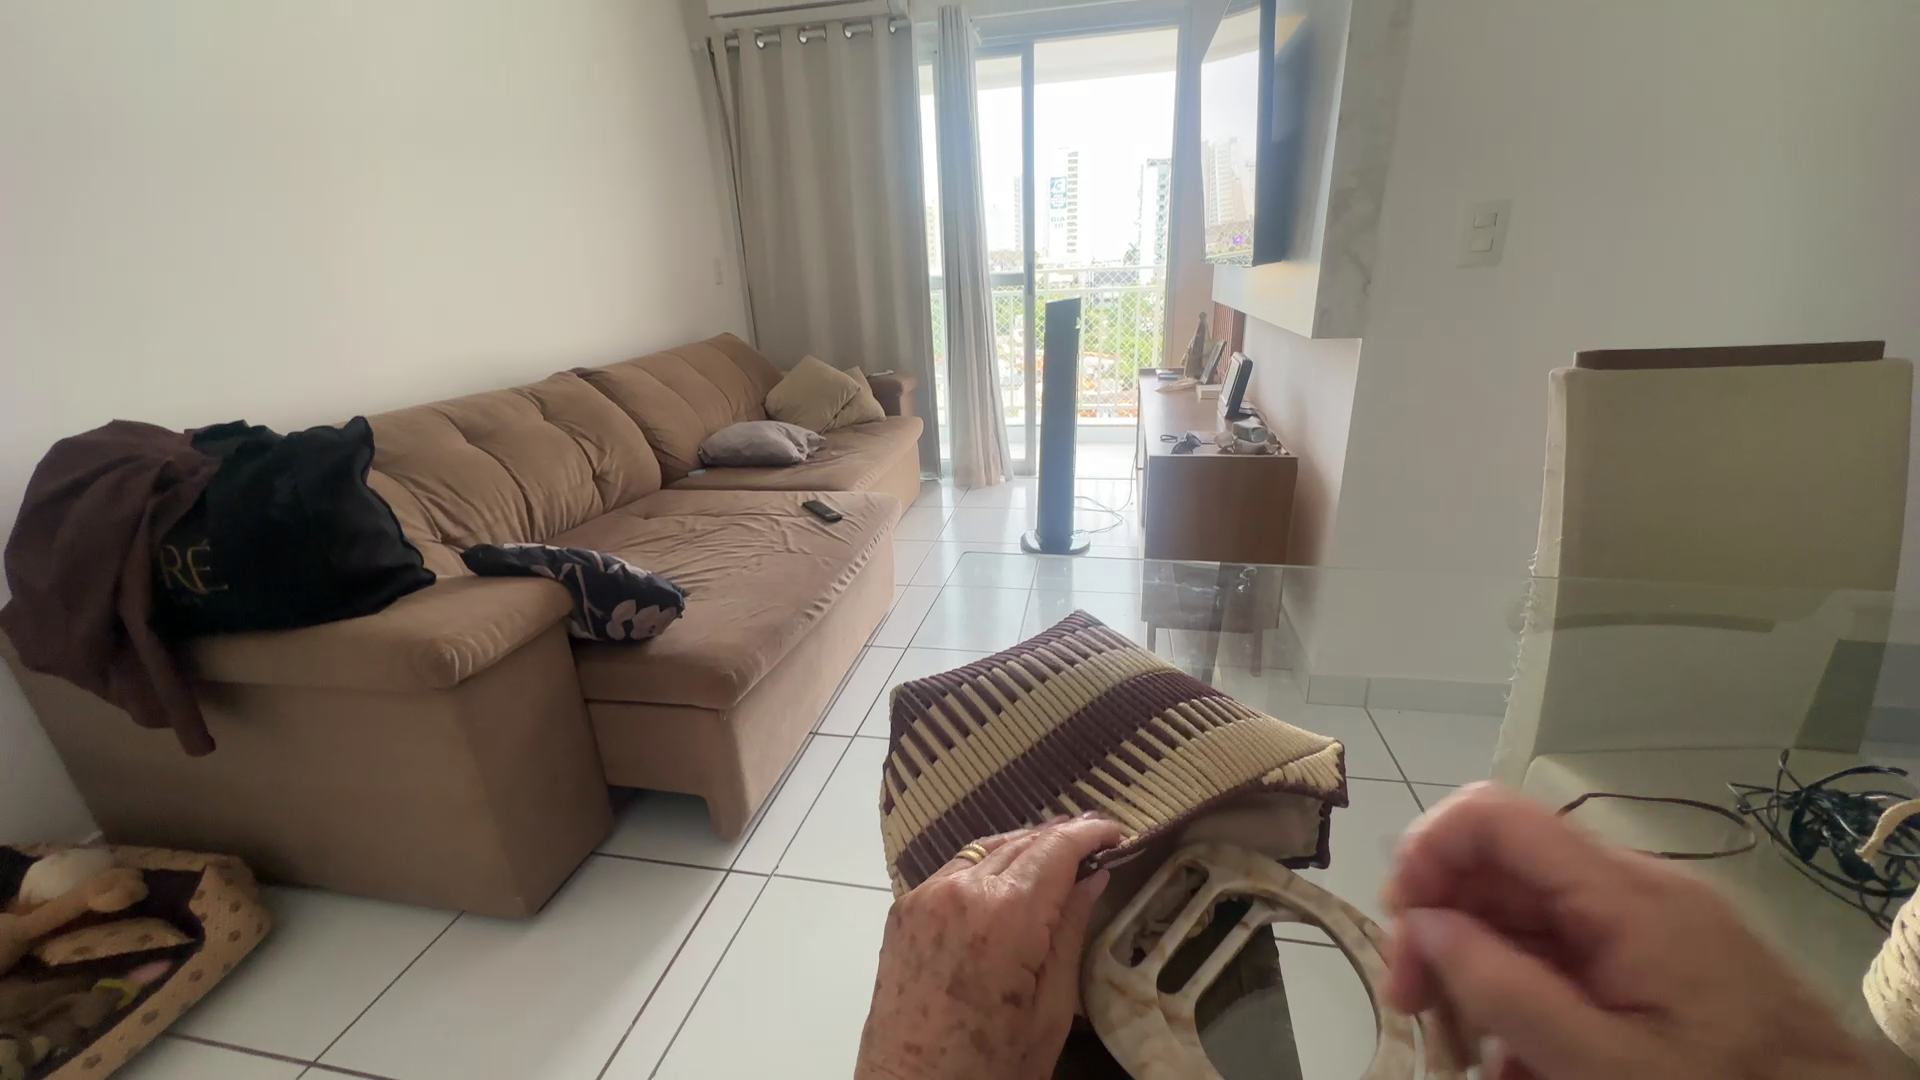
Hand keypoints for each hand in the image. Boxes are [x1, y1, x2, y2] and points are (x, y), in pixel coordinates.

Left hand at [855, 815, 1123, 1079]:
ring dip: (1024, 847)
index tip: (1115, 831)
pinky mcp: (905, 906)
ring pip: (987, 848)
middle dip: (1060, 838)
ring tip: (1056, 858)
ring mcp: (926, 894)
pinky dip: (988, 866)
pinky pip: (956, 869)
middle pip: (1022, 841)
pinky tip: (1007, 882)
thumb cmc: (992, 1068)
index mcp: (1005, 916)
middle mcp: (961, 889)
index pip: (1055, 849)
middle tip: (1094, 843)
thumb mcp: (1050, 1010)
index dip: (1088, 833)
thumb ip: (1070, 932)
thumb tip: (1094, 877)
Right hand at [1383, 784, 1887, 1079]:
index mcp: (1627, 895)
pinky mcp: (1653, 956)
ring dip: (1469, 965)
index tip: (1399, 918)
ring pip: (1515, 909)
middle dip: (1437, 922)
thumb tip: (1415, 922)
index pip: (1492, 814)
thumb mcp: (1606, 1067)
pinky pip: (1555, 947)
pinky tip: (1511, 1050)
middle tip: (1410, 999)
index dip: (1426, 847)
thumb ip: (1502, 987)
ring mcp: (1644, 922)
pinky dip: (1516, 988)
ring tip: (1460, 1043)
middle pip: (1494, 865)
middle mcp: (1632, 888)